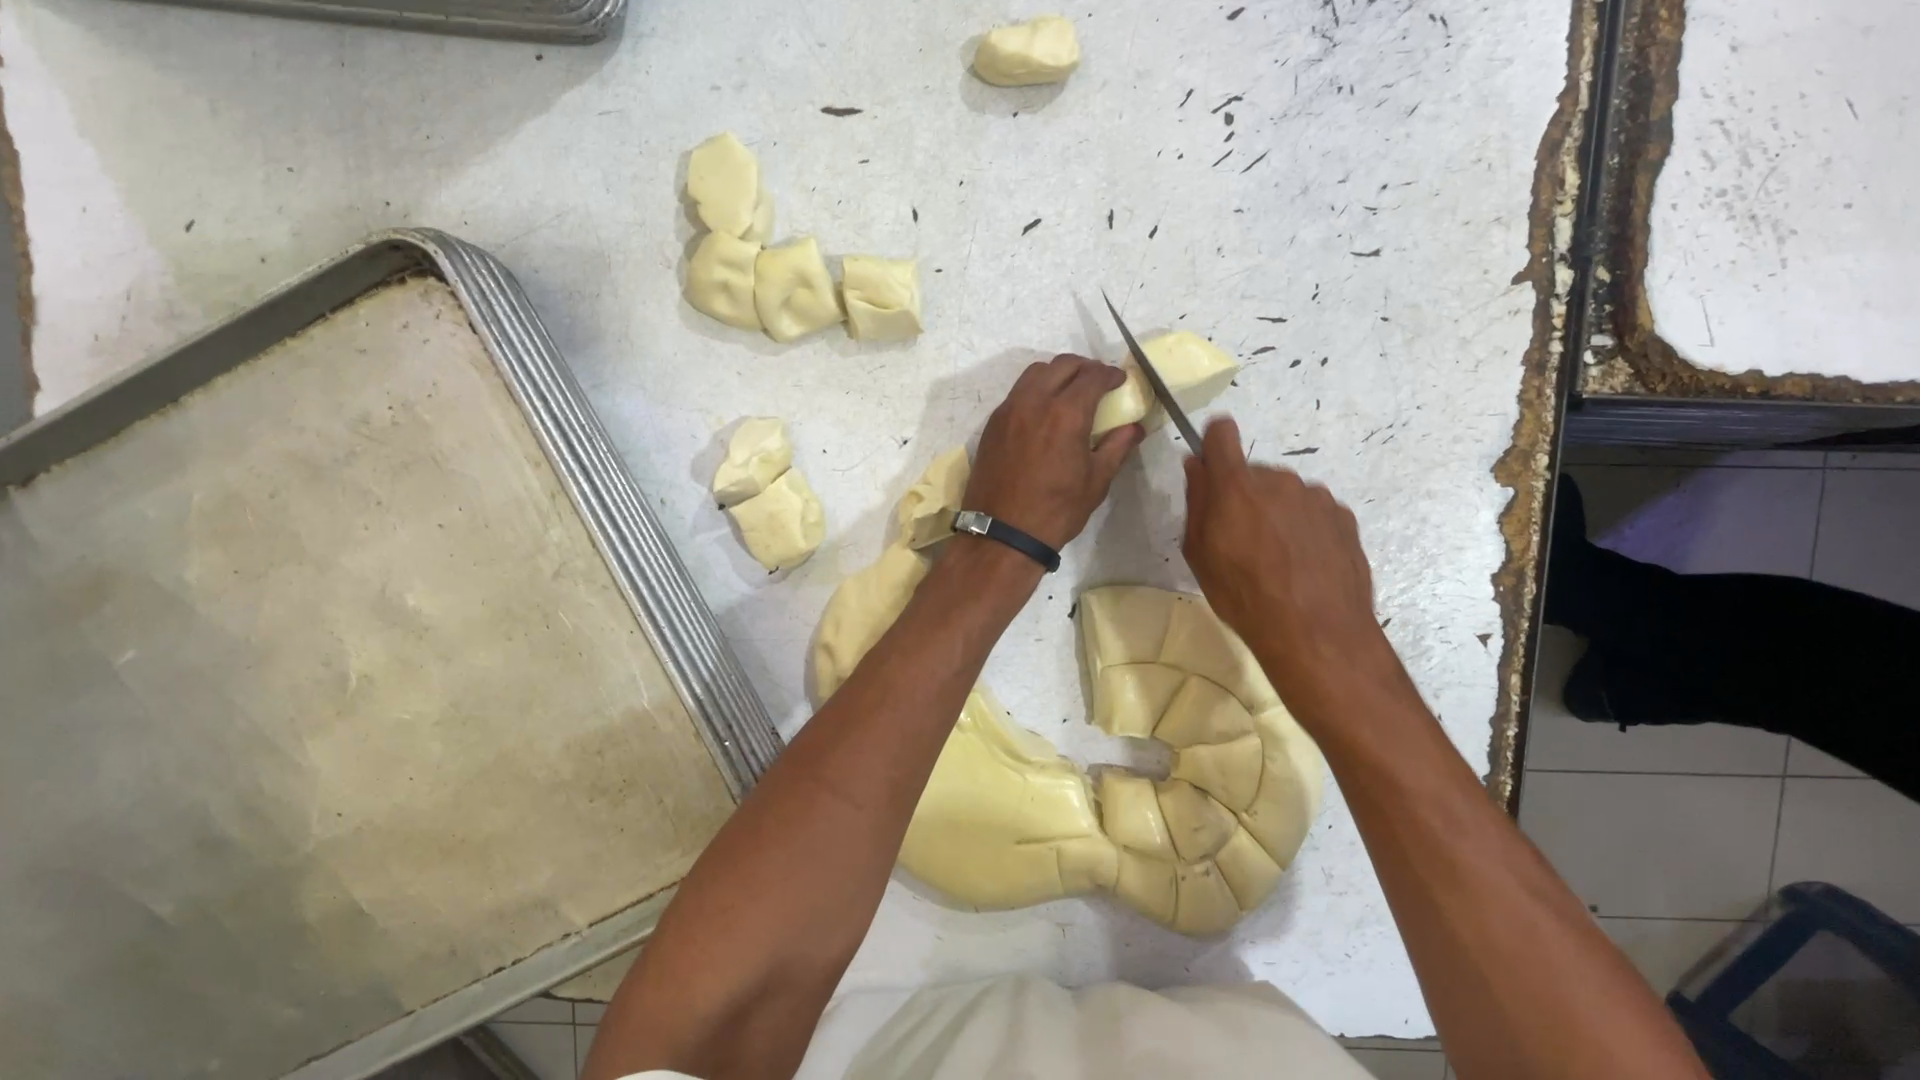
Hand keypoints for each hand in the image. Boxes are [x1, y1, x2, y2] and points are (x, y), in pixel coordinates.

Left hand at [964, 354, 1143, 549]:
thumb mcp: (1096, 481)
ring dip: (1056, 374)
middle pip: (1062, 365)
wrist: (1003, 533)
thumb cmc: (1056, 510)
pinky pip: (1017, 393)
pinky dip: (1035, 391)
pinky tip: (1044, 412)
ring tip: (1069, 392)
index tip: (1119, 380)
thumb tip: (1135, 428)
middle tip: (1097, 382)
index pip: (1092, 376)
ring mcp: (1009, 411)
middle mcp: (1034, 402)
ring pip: (1034, 373)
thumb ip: (1117, 447)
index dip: (1110, 374)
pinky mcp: (993, 424)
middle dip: (1084, 368)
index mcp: (1066, 413)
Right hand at [1182, 417, 1406, 723]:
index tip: (1211, 468)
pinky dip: (1305, 530)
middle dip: (1244, 496)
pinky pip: (1313, 512)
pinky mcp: (1343, 517)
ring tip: (1278, 560)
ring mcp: (1316, 497)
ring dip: (1276, 513)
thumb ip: (1196, 502)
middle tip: (1241, 541)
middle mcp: (1279, 480)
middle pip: (1253, 473)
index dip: (1213, 444)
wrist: (1317, 632)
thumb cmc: (1244, 597)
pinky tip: (1304, 566)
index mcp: (1237, 486)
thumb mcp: (1199, 556)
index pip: (1221, 434)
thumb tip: (1196, 466)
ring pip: (1285, 493)